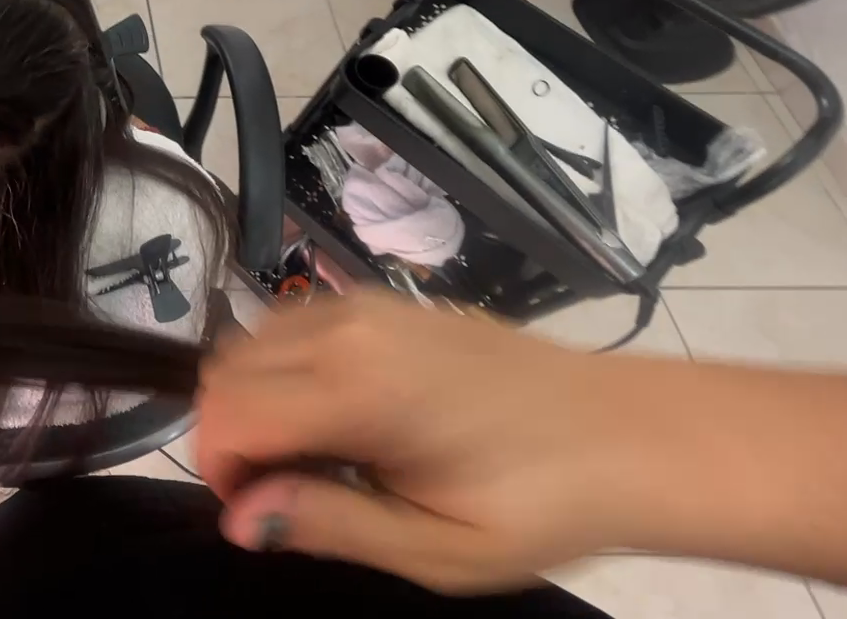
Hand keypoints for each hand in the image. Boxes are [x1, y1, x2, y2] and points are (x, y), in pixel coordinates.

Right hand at [194, 293, 651, 592]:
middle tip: (281, 487)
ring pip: (245, 343)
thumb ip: (330, 524)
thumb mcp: (442, 549)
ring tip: (306, 449)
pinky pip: (282, 325)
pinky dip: (274, 367)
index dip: (219, 464)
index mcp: (357, 392)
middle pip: (226, 372)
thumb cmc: (541, 503)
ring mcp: (352, 305)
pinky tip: (325, 407)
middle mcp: (339, 330)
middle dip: (228, 433)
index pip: (230, 412)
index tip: (254, 507)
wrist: (628, 431)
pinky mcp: (366, 298)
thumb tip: (239, 519)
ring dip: (248, 398)